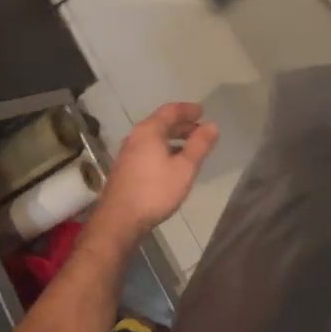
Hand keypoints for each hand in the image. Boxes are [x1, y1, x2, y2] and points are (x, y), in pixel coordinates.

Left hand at [89, 102, 218, 245]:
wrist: (119, 221)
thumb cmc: (155, 191)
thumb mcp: (184, 168)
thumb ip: (199, 145)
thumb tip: (212, 125)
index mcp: (149, 130)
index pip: (171, 111)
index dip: (188, 110)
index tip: (202, 112)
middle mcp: (136, 136)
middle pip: (161, 123)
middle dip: (182, 125)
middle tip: (199, 131)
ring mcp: (127, 153)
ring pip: (154, 138)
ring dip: (172, 139)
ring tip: (189, 148)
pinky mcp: (124, 169)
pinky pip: (147, 149)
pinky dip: (163, 149)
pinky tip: (170, 165)